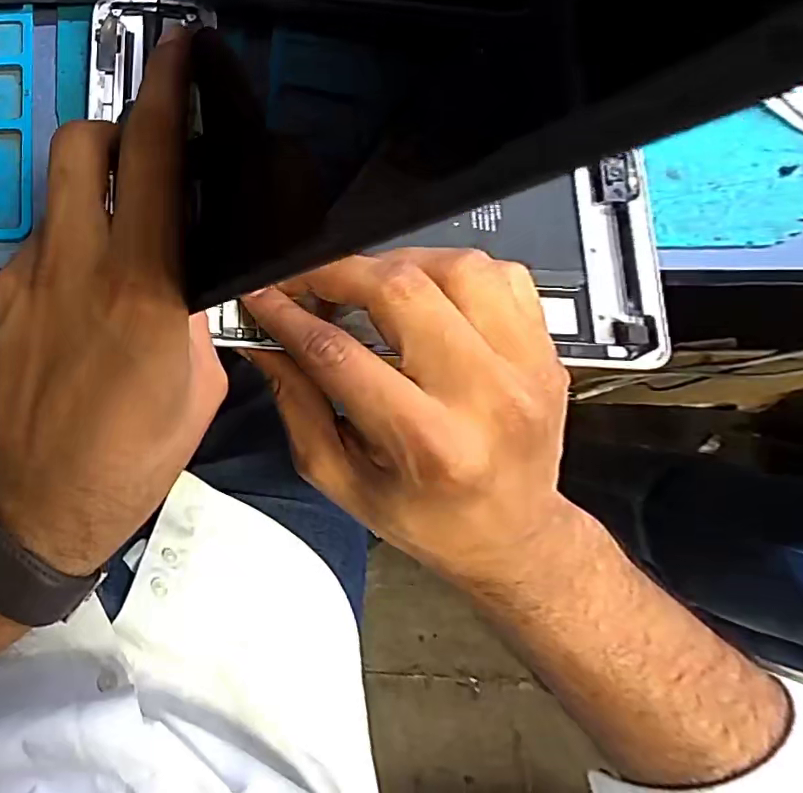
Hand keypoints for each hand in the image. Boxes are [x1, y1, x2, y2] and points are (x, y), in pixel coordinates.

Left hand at [0, 31, 226, 574]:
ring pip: (57, 196)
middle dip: (112, 131)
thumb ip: (192, 307)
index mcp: (145, 287)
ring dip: (89, 199)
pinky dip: (62, 252)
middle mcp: (78, 265)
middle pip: (80, 143)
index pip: (157, 159)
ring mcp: (26, 277)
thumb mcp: (197, 385)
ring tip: (108, 246)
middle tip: (137, 164)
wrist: (34, 502)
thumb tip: (183, 263)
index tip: (175, 47)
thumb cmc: (132, 455)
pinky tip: (71, 300)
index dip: (166, 90)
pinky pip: (37, 247)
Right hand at [241, 249, 573, 583]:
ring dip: (391, 265)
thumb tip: (264, 341)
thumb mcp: (335, 473)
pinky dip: (447, 270)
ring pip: (455, 267)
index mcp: (428, 442)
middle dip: (332, 274)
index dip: (286, 315)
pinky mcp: (542, 350)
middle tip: (302, 282)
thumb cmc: (426, 515)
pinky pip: (499, 274)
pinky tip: (419, 292)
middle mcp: (486, 398)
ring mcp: (524, 368)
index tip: (261, 299)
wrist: (511, 536)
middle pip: (401, 291)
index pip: (338, 351)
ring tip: (361, 286)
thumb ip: (294, 400)